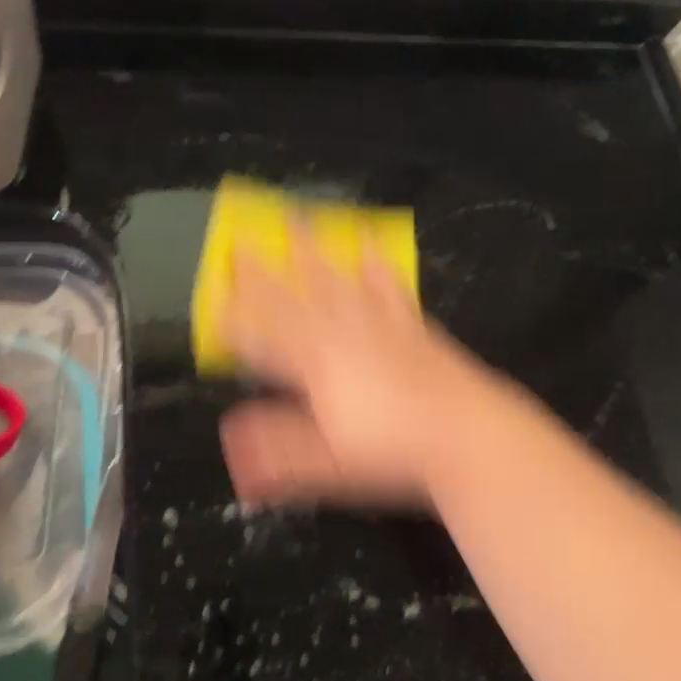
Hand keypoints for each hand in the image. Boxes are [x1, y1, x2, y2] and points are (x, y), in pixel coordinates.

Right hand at [218, 229, 497, 507]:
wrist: (467, 433)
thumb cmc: (392, 453)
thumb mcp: (327, 462)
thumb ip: (278, 448)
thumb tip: (230, 437)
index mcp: (317, 365)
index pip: (265, 337)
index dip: (235, 319)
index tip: (213, 297)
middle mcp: (344, 334)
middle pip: (297, 295)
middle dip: (266, 268)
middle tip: (243, 237)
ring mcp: (380, 322)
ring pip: (338, 277)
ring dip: (314, 249)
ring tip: (297, 217)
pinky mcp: (412, 323)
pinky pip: (387, 283)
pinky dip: (374, 261)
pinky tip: (371, 243)